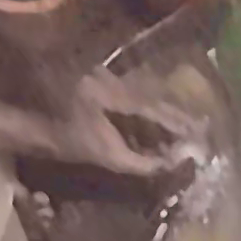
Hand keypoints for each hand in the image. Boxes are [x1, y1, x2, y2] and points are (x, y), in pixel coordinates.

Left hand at [54, 70, 207, 176]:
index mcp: (110, 94)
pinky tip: (164, 126)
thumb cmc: (74, 144)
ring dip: (166, 115)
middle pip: (152, 98)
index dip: (177, 124)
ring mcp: (106, 78)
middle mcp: (110, 79)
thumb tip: (175, 163)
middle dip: (176, 118)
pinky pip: (135, 97)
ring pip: (146, 96)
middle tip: (199, 131)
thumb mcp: (112, 157)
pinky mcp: (105, 82)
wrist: (42, 127)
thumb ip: (145, 162)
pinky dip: (152, 113)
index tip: (197, 136)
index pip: (153, 109)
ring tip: (187, 130)